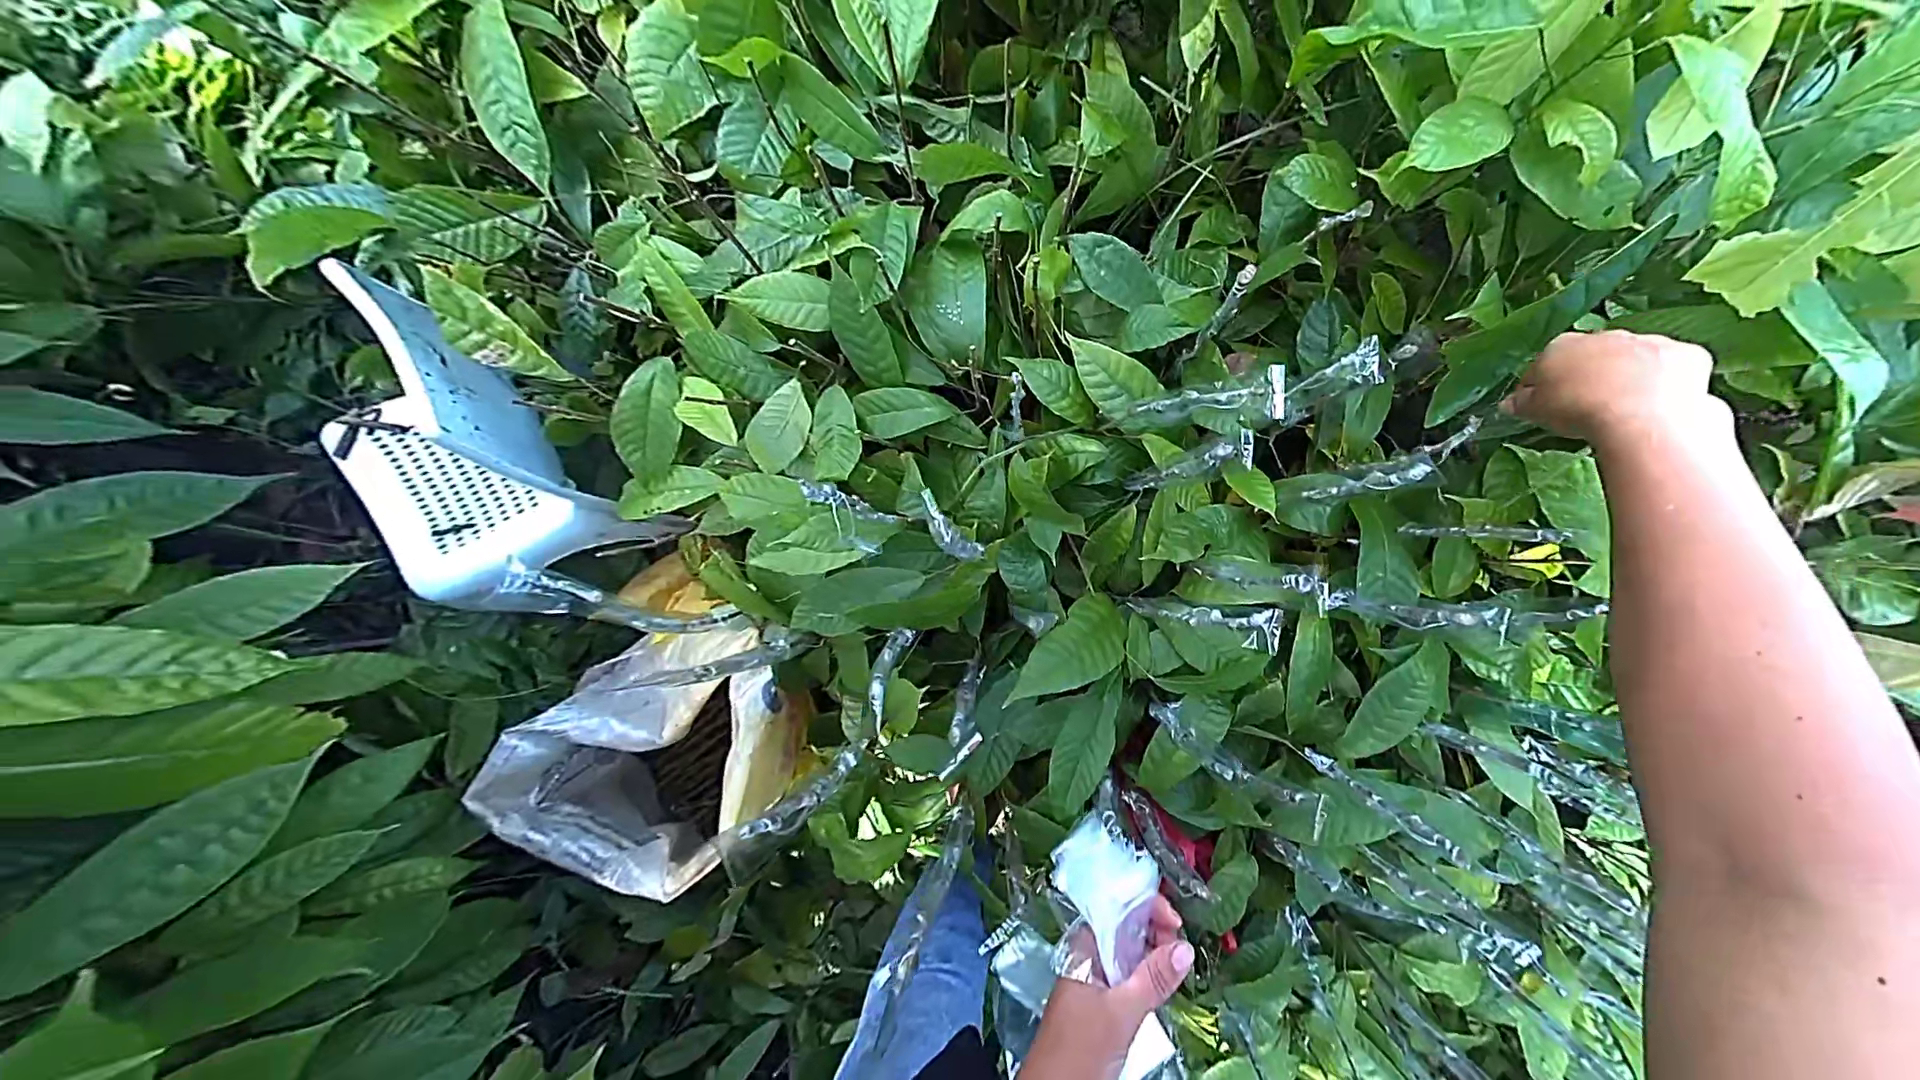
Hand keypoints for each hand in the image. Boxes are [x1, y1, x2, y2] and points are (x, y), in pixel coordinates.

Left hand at [1021, 896, 1193, 1079]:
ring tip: (1178, 960)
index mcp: (1085, 944)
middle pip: (1125, 927)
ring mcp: (1095, 976)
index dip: (1148, 907)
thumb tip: (1185, 945)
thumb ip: (1153, 978)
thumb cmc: (1080, 1045)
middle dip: (1156, 928)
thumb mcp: (1122, 1012)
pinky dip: (1148, 972)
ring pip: (1129, 951)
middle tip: (1181, 946)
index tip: (1177, 921)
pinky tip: (1164, 979)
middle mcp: (1089, 953)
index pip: (1118, 908)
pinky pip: (1128, 973)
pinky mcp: (1102, 1000)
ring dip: (1154, 950)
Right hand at [1501, 330, 1727, 446]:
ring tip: (1621, 405)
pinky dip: (1662, 380)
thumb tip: (1509, 403)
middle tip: (1583, 404)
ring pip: (1631, 357)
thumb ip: (1520, 403)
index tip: (1542, 403)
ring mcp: (1649, 341)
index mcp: (1560, 346)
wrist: (1641, 416)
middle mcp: (1604, 335)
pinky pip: (1668, 366)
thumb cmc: (1576, 410)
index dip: (1540, 385)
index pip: (1542, 363)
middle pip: (1590, 355)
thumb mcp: (1533, 412)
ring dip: (1625, 374)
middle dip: (1586, 374)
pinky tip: (1655, 401)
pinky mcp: (1687, 353)